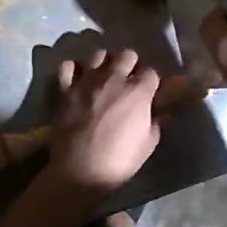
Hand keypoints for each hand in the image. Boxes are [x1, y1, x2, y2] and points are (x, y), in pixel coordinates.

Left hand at [46, 48, 161, 195]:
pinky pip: (68, 66)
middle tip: (128, 81)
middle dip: (131, 64)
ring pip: (99, 54)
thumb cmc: (120, 161)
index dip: (151, 82)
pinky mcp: (65, 89)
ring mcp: (87, 81)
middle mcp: (114, 78)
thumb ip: (155, 123)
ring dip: (105, 62)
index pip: (151, 73)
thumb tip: (161, 113)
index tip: (149, 93)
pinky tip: (78, 78)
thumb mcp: (148, 144)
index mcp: (138, 91)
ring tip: (105, 76)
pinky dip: (74, 69)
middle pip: (127, 55)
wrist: (81, 171)